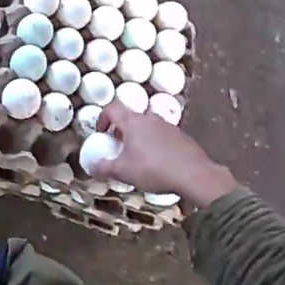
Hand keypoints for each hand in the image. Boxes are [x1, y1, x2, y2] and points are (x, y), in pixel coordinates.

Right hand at [93, 105, 238, 208]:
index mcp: (133, 122)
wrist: (194, 175)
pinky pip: (162, 135)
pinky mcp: (181, 136)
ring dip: (138, 136)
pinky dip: (155, 144)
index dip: (103, 118)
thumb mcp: (123, 171)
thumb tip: (90, 166)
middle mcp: (150, 119)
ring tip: (137, 156)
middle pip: (130, 117)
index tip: (101, 133)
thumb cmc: (154, 169)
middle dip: (121, 130)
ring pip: (147, 126)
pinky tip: (157, 162)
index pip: (112, 109)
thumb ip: (104, 167)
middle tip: (118, 146)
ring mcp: (168, 126)